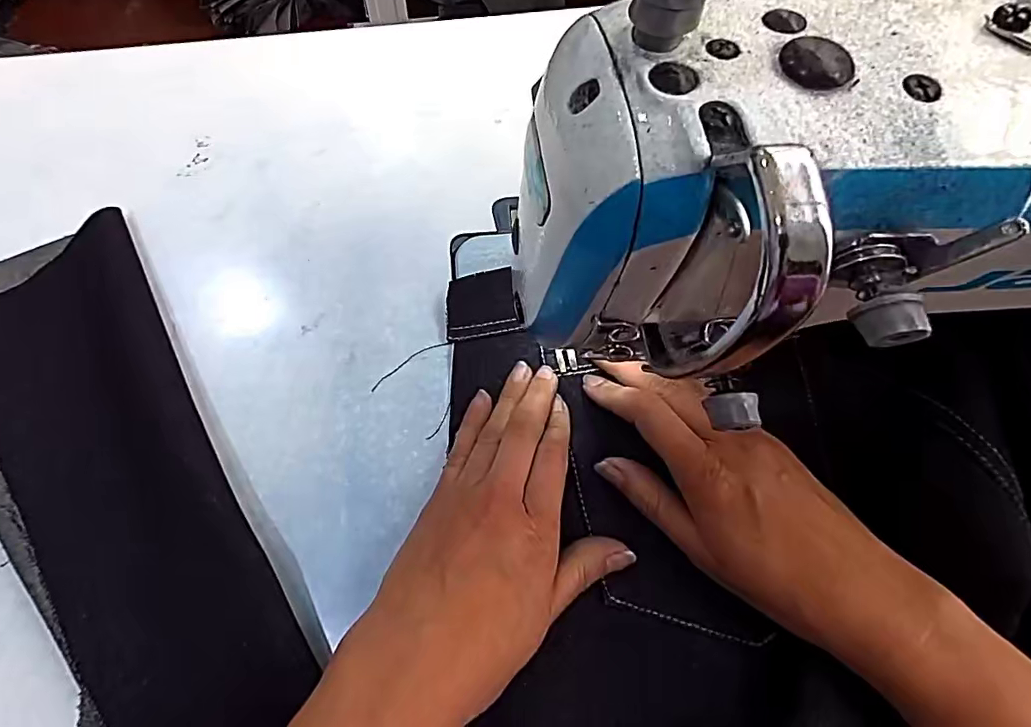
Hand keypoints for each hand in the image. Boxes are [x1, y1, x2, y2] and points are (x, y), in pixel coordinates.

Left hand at [293, 362, 632, 726]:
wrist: (408, 661)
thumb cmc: (479, 645)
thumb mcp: (545, 613)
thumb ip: (583, 569)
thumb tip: (622, 551)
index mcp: (534, 527)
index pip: (552, 457)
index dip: (560, 424)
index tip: (564, 401)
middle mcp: (500, 500)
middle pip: (523, 433)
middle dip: (536, 396)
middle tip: (545, 369)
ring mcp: (465, 494)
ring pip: (492, 431)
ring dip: (507, 397)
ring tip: (520, 371)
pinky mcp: (437, 499)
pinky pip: (459, 447)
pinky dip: (471, 420)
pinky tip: (479, 401)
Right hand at [579, 361, 941, 658]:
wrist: (854, 581)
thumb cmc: (778, 578)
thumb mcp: (700, 548)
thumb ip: (651, 499)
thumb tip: (613, 468)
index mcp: (707, 469)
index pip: (650, 412)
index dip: (615, 393)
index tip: (593, 385)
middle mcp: (730, 438)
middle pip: (672, 388)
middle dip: (633, 371)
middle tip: (604, 363)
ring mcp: (754, 431)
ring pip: (696, 389)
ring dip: (660, 376)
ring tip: (633, 372)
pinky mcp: (770, 436)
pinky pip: (719, 400)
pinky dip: (689, 390)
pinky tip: (680, 396)